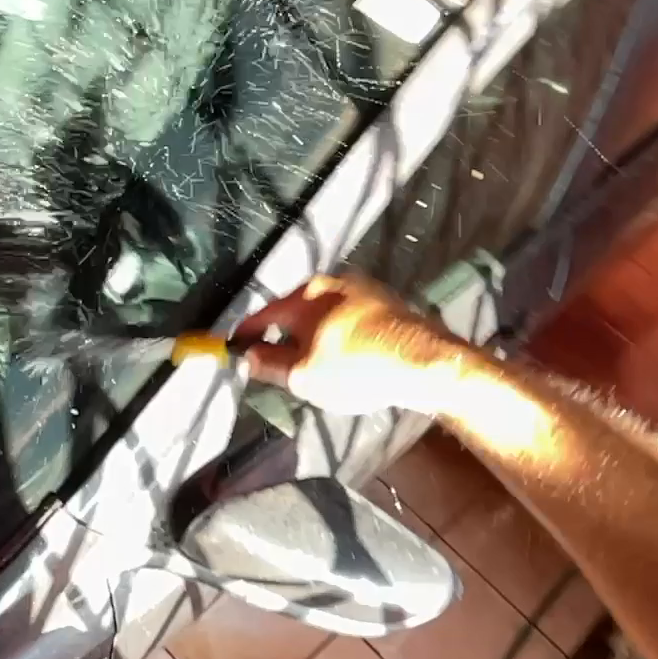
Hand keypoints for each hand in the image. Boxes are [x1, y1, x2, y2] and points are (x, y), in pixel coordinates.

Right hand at [236, 275, 464, 415]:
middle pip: (294, 312)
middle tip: (275, 362)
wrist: (423, 363)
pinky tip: (341, 357)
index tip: (234, 348)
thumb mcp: (301, 376)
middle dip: (281, 335)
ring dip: (311, 335)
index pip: (262, 315)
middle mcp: (331, 283)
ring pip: (322, 314)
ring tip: (310, 362)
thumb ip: (268, 364)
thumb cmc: (354, 368)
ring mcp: (362, 288)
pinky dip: (336, 335)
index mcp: (304, 296)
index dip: (246, 334)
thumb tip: (248, 356)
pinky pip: (346, 317)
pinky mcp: (386, 302)